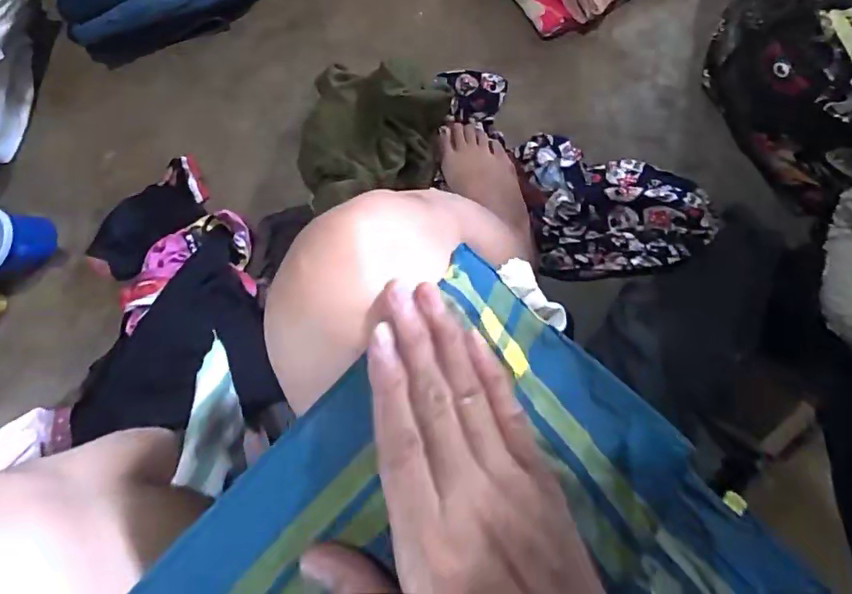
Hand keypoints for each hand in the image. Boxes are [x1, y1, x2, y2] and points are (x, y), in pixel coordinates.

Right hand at [299, 280, 603, 593]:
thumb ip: (363, 588)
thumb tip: (308, 553)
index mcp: (430, 539)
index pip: (401, 443)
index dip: (388, 384)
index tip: (378, 334)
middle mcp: (470, 496)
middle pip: (435, 404)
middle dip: (416, 340)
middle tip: (399, 288)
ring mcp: (512, 481)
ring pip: (472, 396)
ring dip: (450, 340)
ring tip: (431, 294)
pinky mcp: (543, 477)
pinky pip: (512, 412)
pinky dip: (492, 370)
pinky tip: (476, 337)